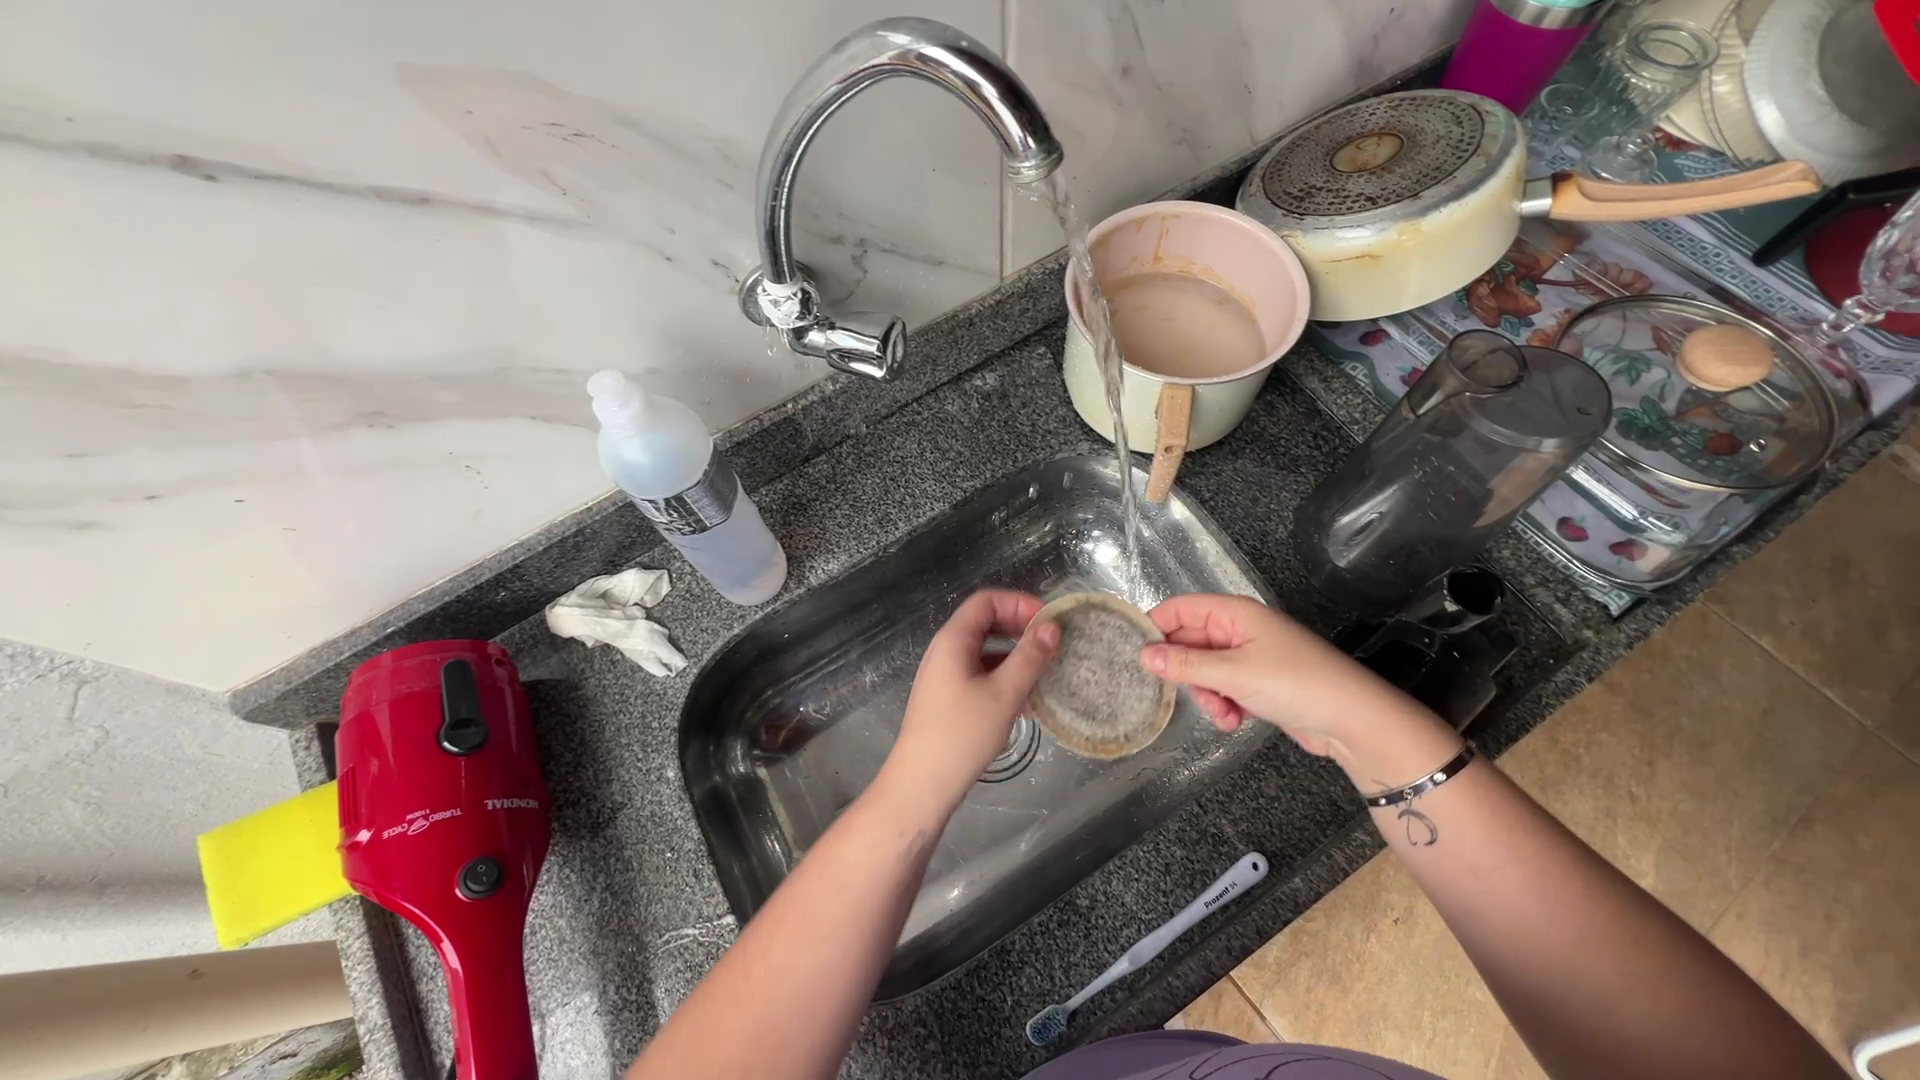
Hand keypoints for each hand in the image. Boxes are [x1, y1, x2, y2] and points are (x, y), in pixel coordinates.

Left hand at [879, 590, 1059, 813]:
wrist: (921, 784)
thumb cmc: (962, 734)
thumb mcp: (1004, 693)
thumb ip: (1029, 657)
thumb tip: (1051, 627)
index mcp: (953, 640)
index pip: (986, 601)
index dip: (1019, 603)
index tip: (1049, 621)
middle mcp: (945, 651)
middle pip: (985, 623)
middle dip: (1020, 628)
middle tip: (1052, 644)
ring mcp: (945, 676)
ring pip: (985, 652)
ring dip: (1015, 656)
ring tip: (1045, 673)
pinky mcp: (948, 700)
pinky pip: (980, 676)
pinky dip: (1004, 679)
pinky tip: (1026, 702)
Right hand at [1138, 594, 1456, 778]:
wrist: (1352, 720)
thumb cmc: (1295, 683)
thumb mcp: (1232, 673)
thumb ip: (1184, 665)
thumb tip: (1143, 655)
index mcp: (1235, 613)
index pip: (1179, 608)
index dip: (1155, 628)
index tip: (1134, 655)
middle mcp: (1240, 629)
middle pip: (1190, 642)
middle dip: (1184, 672)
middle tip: (1182, 694)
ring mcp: (1250, 656)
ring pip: (1204, 670)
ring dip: (1205, 694)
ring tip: (1222, 713)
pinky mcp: (1259, 682)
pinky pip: (1224, 688)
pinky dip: (1223, 704)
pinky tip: (1234, 720)